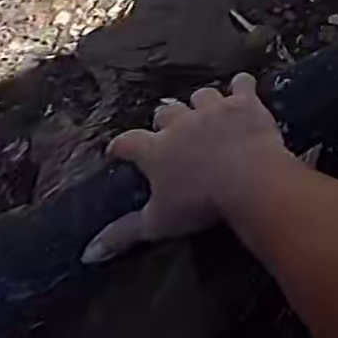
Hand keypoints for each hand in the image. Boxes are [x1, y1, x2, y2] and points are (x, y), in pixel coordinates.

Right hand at [82, 72, 289, 263]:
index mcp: (155, 150)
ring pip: (202, 95)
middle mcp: (182, 123)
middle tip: (171, 130)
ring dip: (202, 102)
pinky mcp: (245, 102)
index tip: (120, 150)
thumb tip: (87, 254)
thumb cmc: (200, 203)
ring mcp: (215, 109)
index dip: (121, 145)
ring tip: (206, 111)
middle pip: (166, 111)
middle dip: (166, 119)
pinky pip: (242, 83)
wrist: (250, 178)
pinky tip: (243, 86)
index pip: (127, 141)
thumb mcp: (158, 223)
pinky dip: (242, 84)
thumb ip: (122, 234)